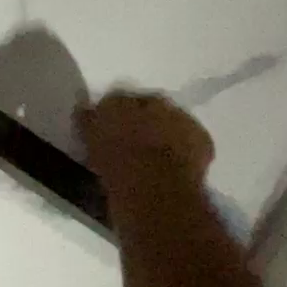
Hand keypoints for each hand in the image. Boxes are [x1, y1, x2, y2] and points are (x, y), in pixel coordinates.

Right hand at [74, 91, 214, 190]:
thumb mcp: (89, 143)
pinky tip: (175, 161)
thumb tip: (85, 109)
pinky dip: (184, 146)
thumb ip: (88, 122)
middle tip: (132, 139)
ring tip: (155, 151)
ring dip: (164, 130)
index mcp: (116, 102)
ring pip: (170, 119)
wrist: (154, 186)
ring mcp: (180, 117)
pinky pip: (191, 137)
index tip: (109, 129)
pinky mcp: (201, 137)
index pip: (112, 100)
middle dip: (140, 118)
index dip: (111, 115)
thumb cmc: (113, 165)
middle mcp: (150, 102)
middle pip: (144, 105)